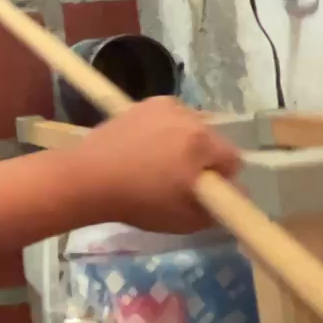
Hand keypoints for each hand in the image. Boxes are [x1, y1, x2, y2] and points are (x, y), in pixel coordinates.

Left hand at [63, 98, 242, 232]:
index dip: (222, 178)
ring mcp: (160, 105)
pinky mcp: (138, 104)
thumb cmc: (140, 200)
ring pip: (187, 125)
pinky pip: (164, 117)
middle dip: (202, 157)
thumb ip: (220, 208)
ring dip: (182, 140)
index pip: (233, 158)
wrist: (88, 177)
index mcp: (202, 141)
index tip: (202, 191)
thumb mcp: (187, 218)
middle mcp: (186, 115)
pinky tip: (143, 147)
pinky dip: (162, 129)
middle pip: (210, 138)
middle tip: (178, 178)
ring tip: (158, 162)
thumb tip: (233, 194)